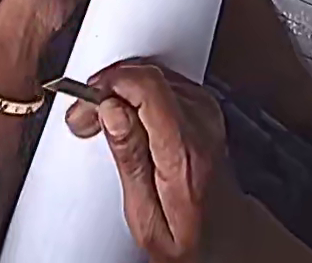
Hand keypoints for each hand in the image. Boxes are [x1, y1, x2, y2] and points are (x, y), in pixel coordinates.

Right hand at [65, 60, 238, 262]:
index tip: (87, 101)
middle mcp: (200, 121)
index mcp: (185, 150)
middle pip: (146, 76)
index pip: (148, 87)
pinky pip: (159, 81)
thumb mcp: (147, 219)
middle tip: (85, 116)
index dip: (111, 84)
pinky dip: (136, 91)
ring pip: (149, 74)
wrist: (227, 235)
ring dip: (120, 90)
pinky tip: (124, 114)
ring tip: (101, 119)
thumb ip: (128, 160)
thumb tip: (110, 111)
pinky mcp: (202, 101)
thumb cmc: (190, 237)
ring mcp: (204, 107)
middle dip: (108, 88)